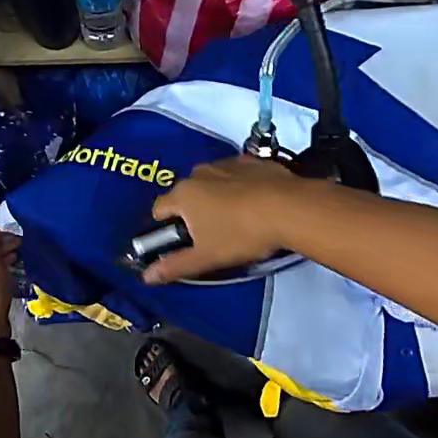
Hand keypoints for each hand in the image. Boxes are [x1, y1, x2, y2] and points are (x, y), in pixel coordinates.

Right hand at [143, 156, 309, 283]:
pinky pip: (236, 175)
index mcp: (183, 194)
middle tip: (212, 235)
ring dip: (216, 198)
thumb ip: (175, 266)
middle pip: (186, 195)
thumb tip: (146, 276)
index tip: (180, 242)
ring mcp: (226, 164)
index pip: (158, 209)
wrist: (291, 209)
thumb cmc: (242, 234)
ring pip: (211, 183)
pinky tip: (255, 203)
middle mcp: (199, 173)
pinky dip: (239, 186)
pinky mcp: (252, 161)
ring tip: (237, 220)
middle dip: (193, 213)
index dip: (165, 228)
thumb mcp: (207, 257)